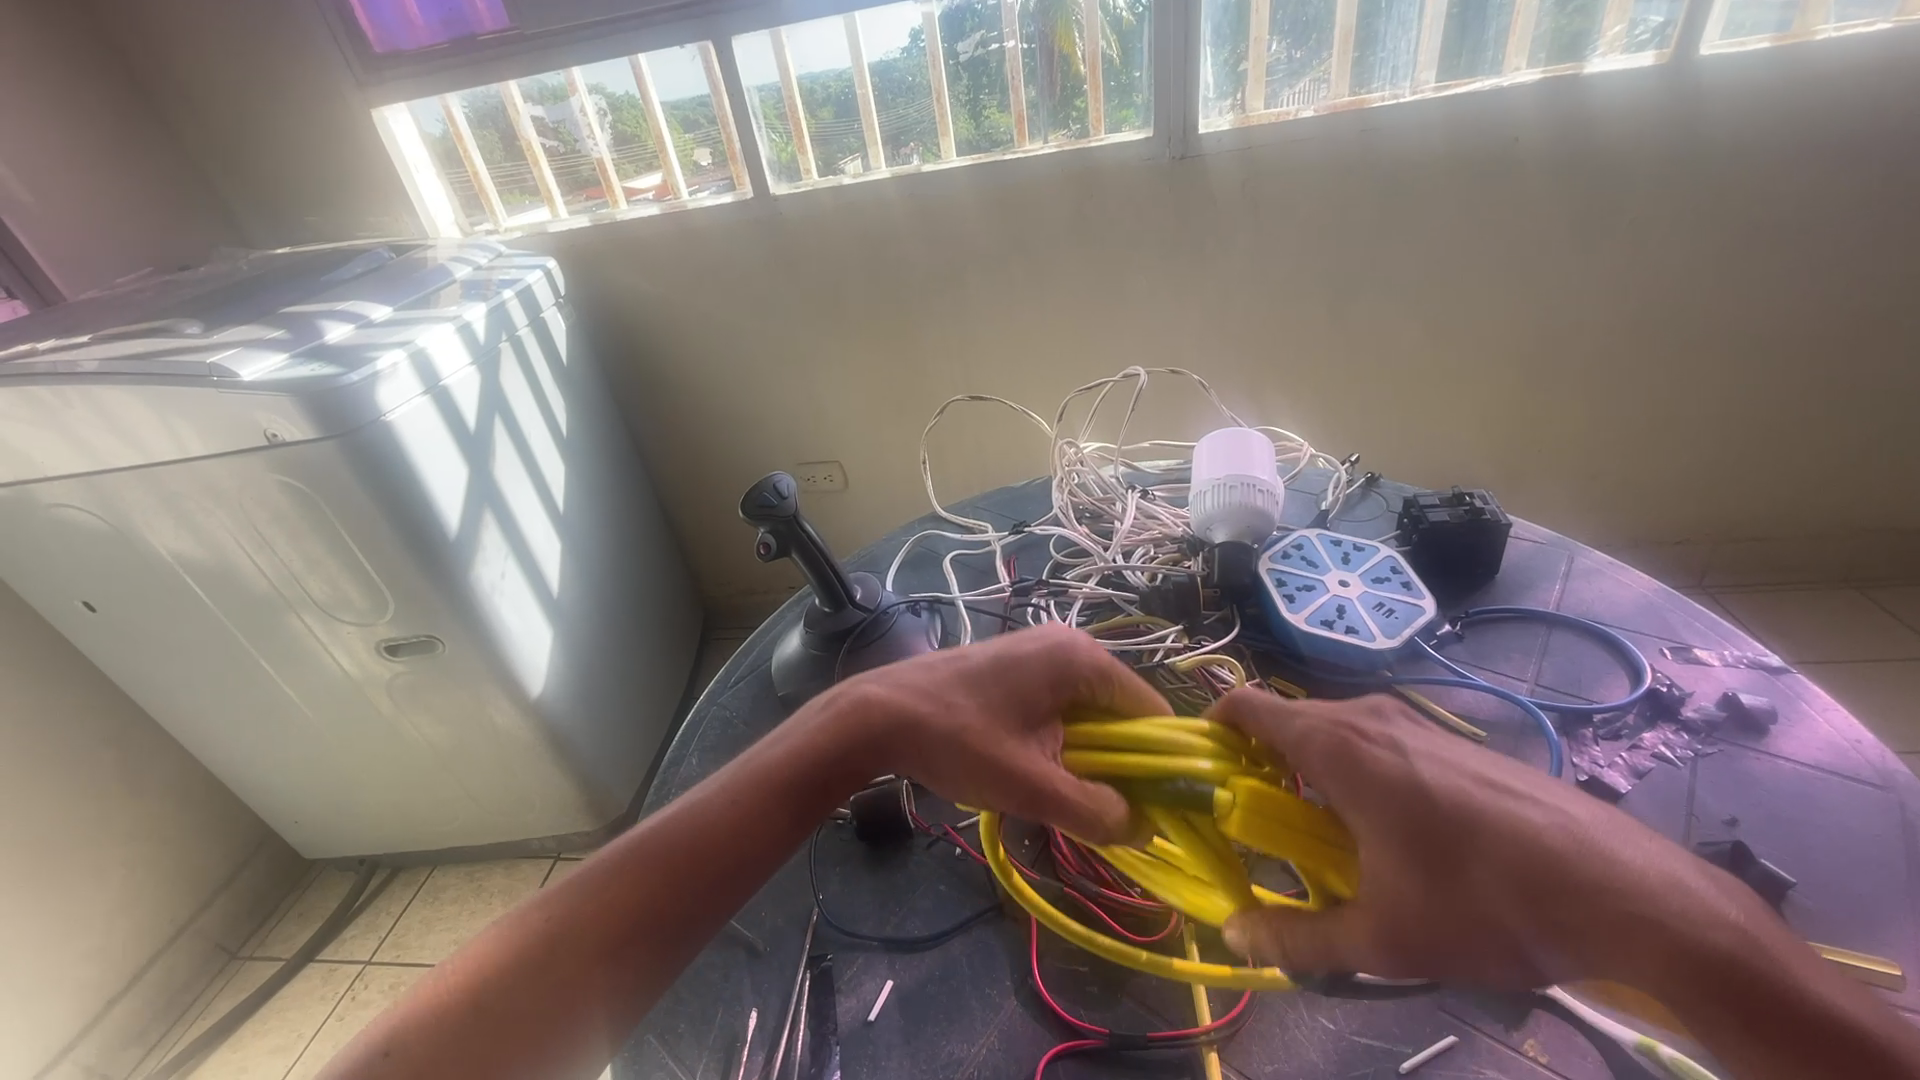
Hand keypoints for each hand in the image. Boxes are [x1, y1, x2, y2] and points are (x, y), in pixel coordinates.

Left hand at [820, 624, 1168, 844]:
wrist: (878, 715)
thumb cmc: (958, 741)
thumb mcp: (1030, 785)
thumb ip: (1094, 810)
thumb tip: (1144, 828)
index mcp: (1082, 659)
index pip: (1153, 711)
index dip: (1160, 762)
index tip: (1153, 809)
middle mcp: (1067, 644)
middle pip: (1121, 711)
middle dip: (1118, 762)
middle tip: (1101, 808)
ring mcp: (1037, 651)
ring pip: (1088, 712)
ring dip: (1085, 755)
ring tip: (1062, 792)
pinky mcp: (1014, 666)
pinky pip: (1059, 705)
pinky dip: (1059, 739)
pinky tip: (1034, 768)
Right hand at [1206, 691, 1761, 990]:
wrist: (1630, 893)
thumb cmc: (1487, 903)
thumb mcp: (1383, 937)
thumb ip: (1297, 938)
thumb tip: (1235, 937)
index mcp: (1336, 744)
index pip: (1244, 705)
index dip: (1212, 733)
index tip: (1206, 782)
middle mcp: (1370, 717)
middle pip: (1286, 724)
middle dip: (1260, 770)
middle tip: (1265, 835)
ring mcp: (1418, 724)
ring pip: (1334, 736)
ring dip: (1312, 778)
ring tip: (1332, 846)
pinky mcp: (1455, 742)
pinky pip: (1378, 745)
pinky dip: (1357, 778)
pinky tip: (1396, 839)